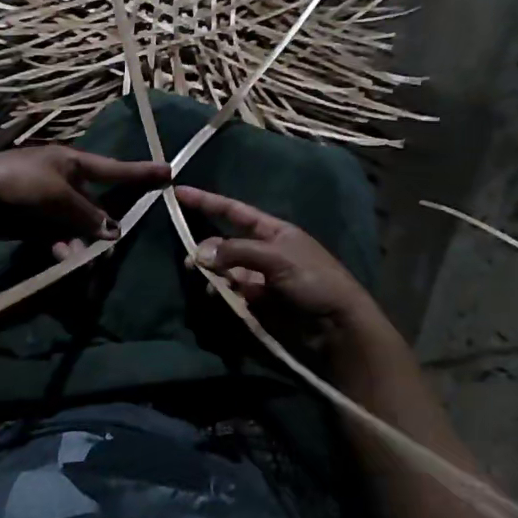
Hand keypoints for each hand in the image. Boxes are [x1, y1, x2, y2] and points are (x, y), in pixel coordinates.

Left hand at [0, 146, 168, 242]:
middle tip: (114, 245)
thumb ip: (88, 214)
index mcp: (73, 163)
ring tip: (78, 257)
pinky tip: (61, 257)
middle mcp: (65, 182)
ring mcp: (50, 203)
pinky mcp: (36, 223)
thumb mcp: (58, 195)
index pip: (115, 169)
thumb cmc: (18, 182)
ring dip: (81, 242)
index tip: (169, 172)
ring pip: (79, 226)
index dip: (141, 173)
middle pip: (97, 206)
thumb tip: (115, 231)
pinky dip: (63, 247)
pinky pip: (60, 236)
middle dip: (105, 226)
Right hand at [173, 185, 377, 328]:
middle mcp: (264, 251)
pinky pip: (232, 292)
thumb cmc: (314, 280)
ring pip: (226, 271)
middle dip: (206, 250)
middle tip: (191, 263)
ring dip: (213, 276)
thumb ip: (237, 251)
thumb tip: (200, 253)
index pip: (235, 211)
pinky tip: (220, 298)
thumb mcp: (276, 258)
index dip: (208, 201)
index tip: (179, 192)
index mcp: (274, 231)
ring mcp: (261, 278)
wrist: (337, 326)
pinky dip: (223, 294)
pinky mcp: (259, 302)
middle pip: (225, 245)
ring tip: (209, 285)